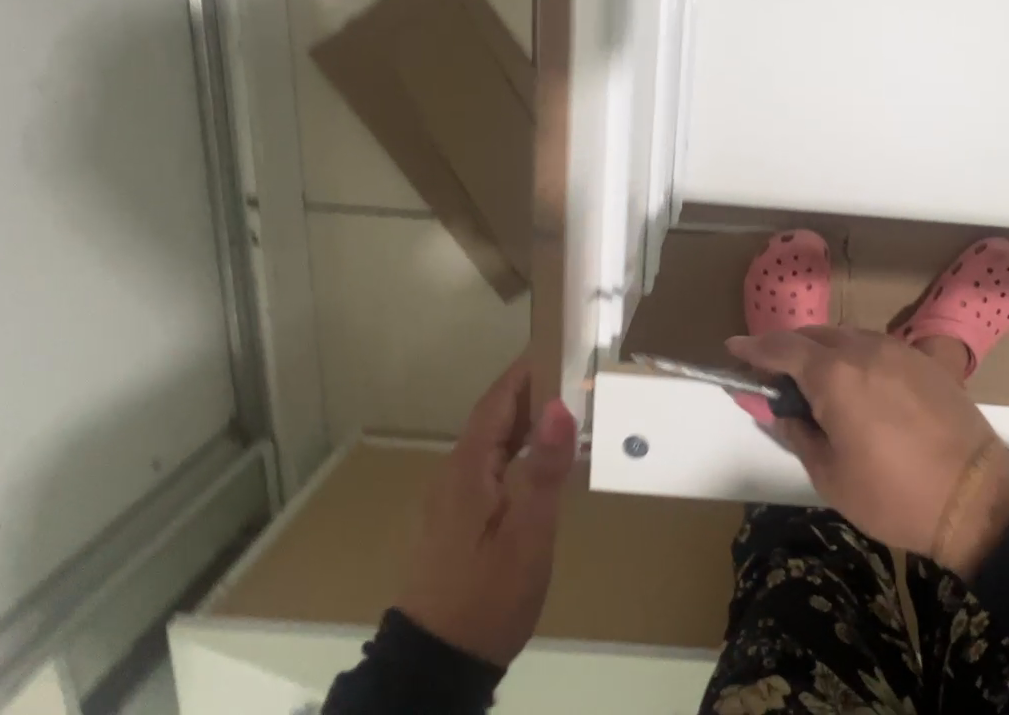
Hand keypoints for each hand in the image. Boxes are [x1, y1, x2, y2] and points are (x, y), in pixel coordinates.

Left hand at [397, 358, 577, 666]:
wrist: (436, 663)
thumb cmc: (487, 595)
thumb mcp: (528, 535)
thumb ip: (542, 469)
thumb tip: (559, 405)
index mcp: (467, 470)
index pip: (496, 402)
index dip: (523, 372)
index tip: (555, 344)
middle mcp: (451, 476)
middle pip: (491, 420)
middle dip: (527, 393)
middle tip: (572, 375)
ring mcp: (448, 501)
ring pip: (487, 446)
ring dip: (521, 423)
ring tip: (562, 412)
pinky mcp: (452, 523)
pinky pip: (485, 470)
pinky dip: (512, 453)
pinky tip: (534, 465)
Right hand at [729, 326, 1008, 576]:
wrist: (977, 499)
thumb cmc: (894, 496)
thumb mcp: (829, 474)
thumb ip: (796, 431)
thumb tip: (777, 408)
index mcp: (834, 375)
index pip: (781, 348)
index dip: (752, 347)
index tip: (732, 348)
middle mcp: (864, 350)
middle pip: (813, 335)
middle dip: (786, 349)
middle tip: (772, 376)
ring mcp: (899, 351)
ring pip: (846, 337)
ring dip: (822, 351)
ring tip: (814, 383)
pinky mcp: (925, 362)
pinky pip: (875, 347)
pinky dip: (854, 357)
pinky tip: (857, 386)